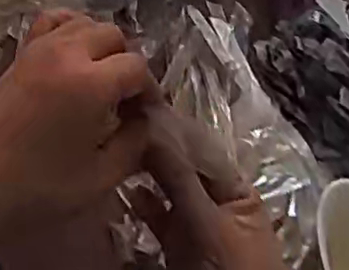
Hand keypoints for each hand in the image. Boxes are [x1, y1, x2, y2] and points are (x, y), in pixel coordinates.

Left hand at [0, 10, 155, 232]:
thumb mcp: (100, 176)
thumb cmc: (41, 184)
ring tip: (102, 78)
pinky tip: (74, 52)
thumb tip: (145, 122)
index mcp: (91, 82)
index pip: (137, 66)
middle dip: (127, 61)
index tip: (146, 114)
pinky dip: (69, 26)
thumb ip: (133, 144)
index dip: (149, 89)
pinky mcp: (23, 48)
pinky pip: (52, 19)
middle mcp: (67, 51)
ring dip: (100, 42)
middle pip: (113, 34)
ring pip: (84, 21)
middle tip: (126, 97)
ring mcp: (41, 45)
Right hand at [131, 107, 287, 269]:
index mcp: (238, 192)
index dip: (167, 125)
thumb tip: (146, 120)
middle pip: (178, 164)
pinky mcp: (175, 244)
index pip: (199, 145)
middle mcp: (216, 201)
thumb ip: (178, 175)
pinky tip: (115, 185)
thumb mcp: (209, 225)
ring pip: (162, 186)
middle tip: (115, 122)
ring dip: (138, 170)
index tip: (132, 104)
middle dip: (149, 146)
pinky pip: (152, 213)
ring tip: (110, 148)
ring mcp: (194, 224)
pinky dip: (135, 199)